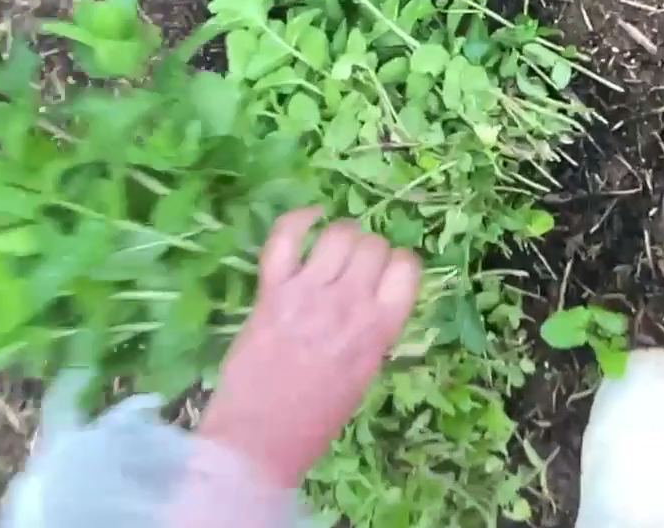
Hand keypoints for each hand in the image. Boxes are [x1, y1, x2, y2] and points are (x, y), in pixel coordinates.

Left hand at [196, 208, 420, 486]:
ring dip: (339, 236)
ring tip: (331, 251)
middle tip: (354, 267)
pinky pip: (287, 237)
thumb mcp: (365, 373)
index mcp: (379, 329)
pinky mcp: (272, 290)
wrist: (256, 445)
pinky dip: (299, 219)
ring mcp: (308, 293)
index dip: (398, 264)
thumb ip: (374, 327)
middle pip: (373, 244)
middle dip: (368, 250)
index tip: (386, 273)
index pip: (407, 267)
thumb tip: (376, 291)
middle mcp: (349, 303)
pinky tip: (309, 218)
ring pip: (338, 233)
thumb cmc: (315, 419)